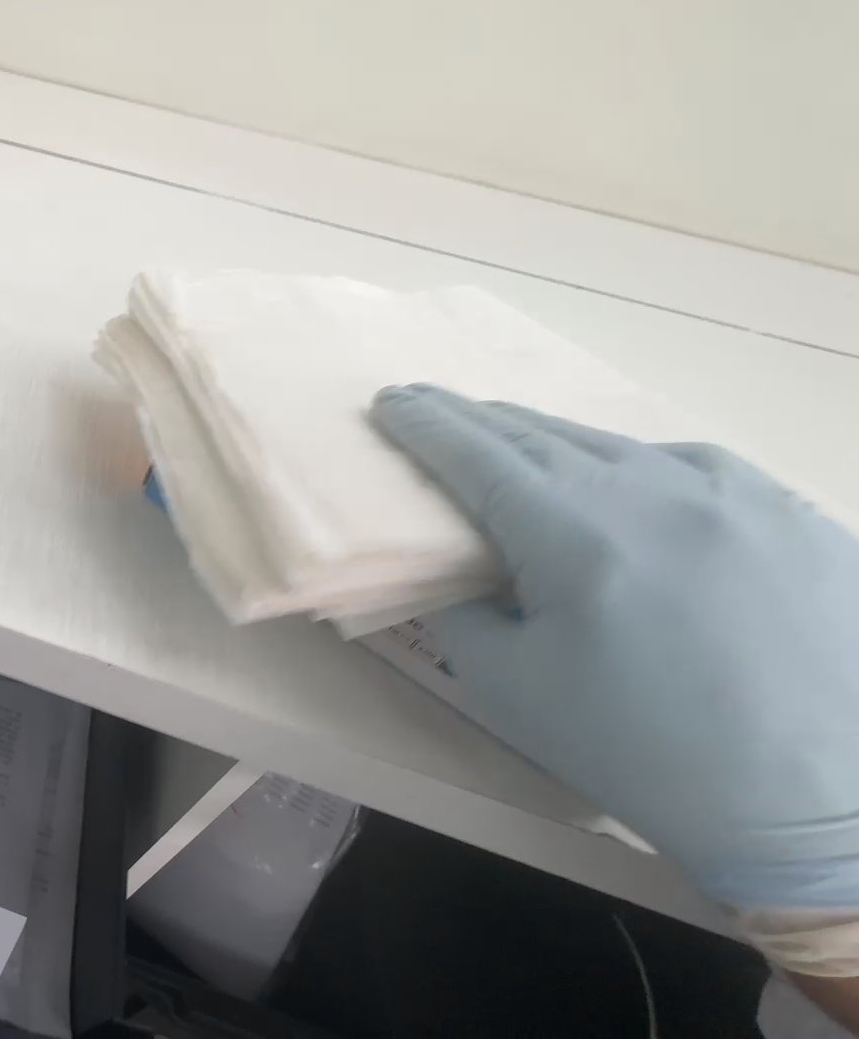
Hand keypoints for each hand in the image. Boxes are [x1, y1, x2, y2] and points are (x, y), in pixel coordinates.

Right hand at [368, 384, 858, 909]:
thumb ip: (460, 604)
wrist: (821, 806)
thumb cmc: (635, 746)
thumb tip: (447, 563)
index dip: (425, 425)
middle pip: (540, 437)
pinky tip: (622, 476)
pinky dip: (631, 459)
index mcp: (577, 536)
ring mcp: (742, 500)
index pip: (477, 458)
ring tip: (505, 433)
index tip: (389, 400)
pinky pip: (693, 465)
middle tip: (426, 402)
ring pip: (615, 444)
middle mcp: (660, 496)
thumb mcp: (505, 681)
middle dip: (472, 418)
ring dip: (544, 436)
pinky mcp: (801, 519)